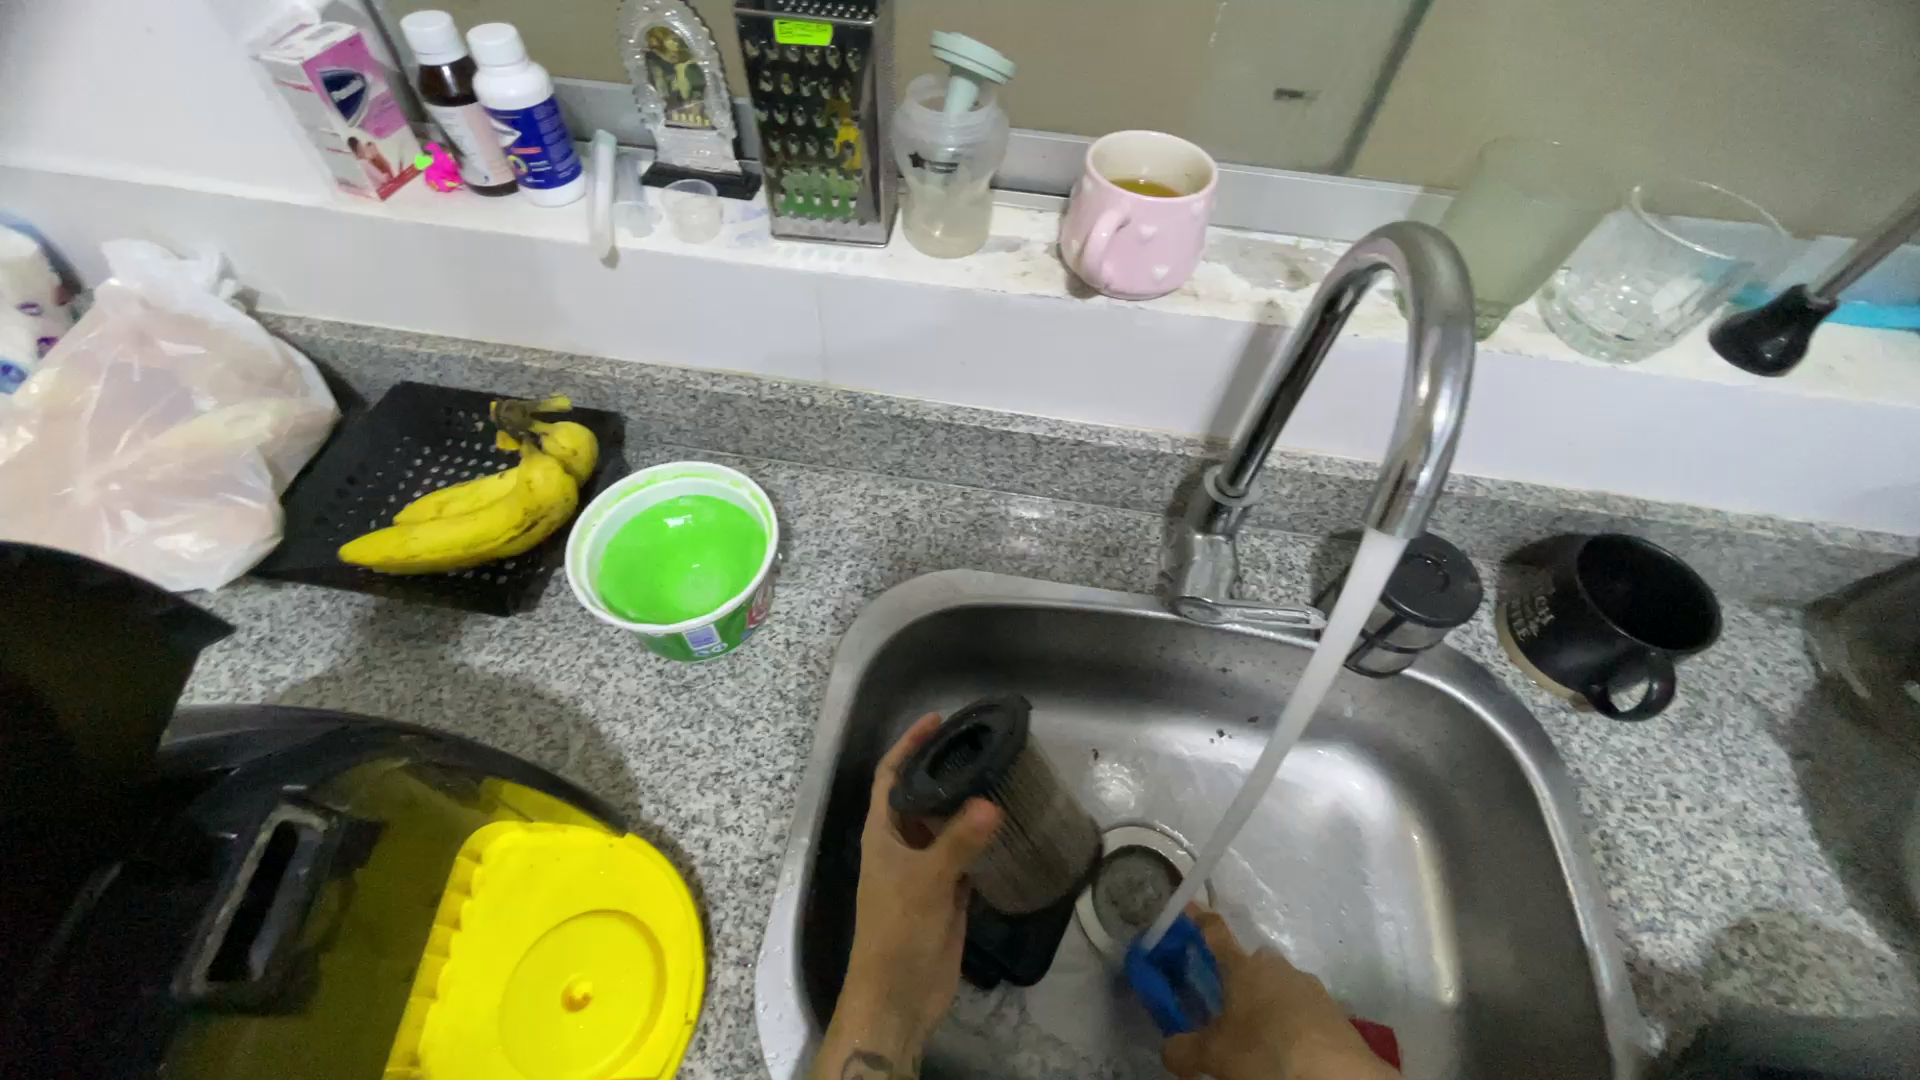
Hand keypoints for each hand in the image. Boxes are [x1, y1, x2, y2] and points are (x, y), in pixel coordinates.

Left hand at [811, 714, 1003, 1078]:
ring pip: (944, 824)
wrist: (899, 994)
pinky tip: (1005, 825)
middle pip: (922, 794)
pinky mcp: (945, 890)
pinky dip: (980, 839)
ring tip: (998, 775)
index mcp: (882, 830)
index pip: (891, 774)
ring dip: (965, 804)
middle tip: (981, 745)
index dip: (910, 744)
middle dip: (945, 769)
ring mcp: (923, 867)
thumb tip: (991, 803)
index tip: (937, 719)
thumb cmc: (898, 929)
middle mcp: (901, 842)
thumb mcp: (926, 881)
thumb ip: (958, 842)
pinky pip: (963, 854)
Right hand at [1163, 906, 1400, 1079]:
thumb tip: (1167, 1050)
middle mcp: (1276, 967)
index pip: (1215, 931)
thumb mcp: (1215, 1057)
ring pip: (1280, 987)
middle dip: (1239, 978)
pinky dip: (1294, 1026)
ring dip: (1269, 1003)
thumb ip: (1185, 1050)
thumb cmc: (1268, 1054)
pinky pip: (1305, 1012)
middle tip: (1227, 1006)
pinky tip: (1290, 1052)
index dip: (1199, 918)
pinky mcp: (1336, 1014)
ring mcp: (1310, 988)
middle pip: (1251, 962)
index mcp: (1243, 967)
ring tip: (1261, 1038)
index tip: (1189, 906)